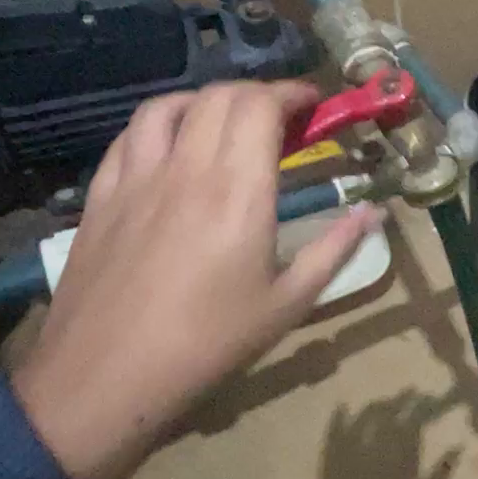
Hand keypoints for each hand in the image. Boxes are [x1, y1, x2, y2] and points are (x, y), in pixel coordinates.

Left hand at [10, 81, 385, 478]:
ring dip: (206, 100)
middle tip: (284, 118)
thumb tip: (376, 212)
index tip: (315, 105)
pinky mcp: (100, 198)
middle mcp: (188, 171)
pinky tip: (174, 147)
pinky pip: (128, 137)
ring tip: (227, 121)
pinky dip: (160, 124)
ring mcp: (136, 180)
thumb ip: (336, 248)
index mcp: (239, 192)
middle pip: (220, 96)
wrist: (101, 384)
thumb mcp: (289, 303)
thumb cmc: (208, 344)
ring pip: (168, 106)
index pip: (261, 107)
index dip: (292, 93)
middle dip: (259, 93)